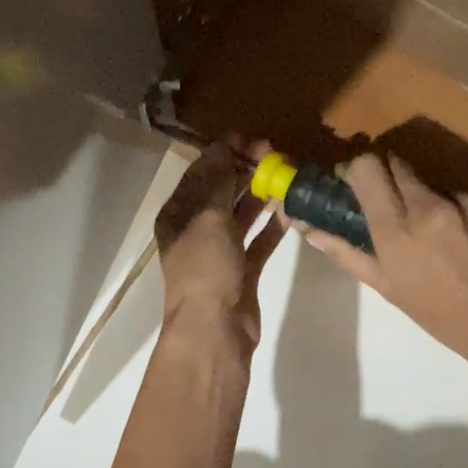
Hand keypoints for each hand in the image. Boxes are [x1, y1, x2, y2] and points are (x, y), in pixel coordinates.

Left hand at [155, 139, 287, 345]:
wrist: (214, 329)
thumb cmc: (205, 268)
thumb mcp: (208, 217)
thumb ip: (219, 181)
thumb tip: (223, 146)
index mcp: (177, 216)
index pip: (199, 174)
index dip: (222, 153)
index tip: (251, 137)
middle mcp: (195, 231)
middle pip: (221, 193)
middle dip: (245, 171)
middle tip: (275, 153)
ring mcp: (219, 254)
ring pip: (241, 216)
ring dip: (261, 196)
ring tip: (285, 174)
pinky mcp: (242, 272)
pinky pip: (258, 241)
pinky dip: (272, 226)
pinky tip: (291, 208)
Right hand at [299, 152, 467, 380]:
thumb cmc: (440, 315)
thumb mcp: (386, 288)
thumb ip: (345, 251)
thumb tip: (307, 228)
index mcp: (397, 229)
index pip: (366, 166)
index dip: (356, 170)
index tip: (355, 183)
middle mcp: (431, 204)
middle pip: (395, 163)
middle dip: (386, 179)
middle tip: (389, 205)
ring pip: (432, 181)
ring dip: (426, 198)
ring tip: (439, 236)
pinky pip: (466, 193)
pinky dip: (460, 209)